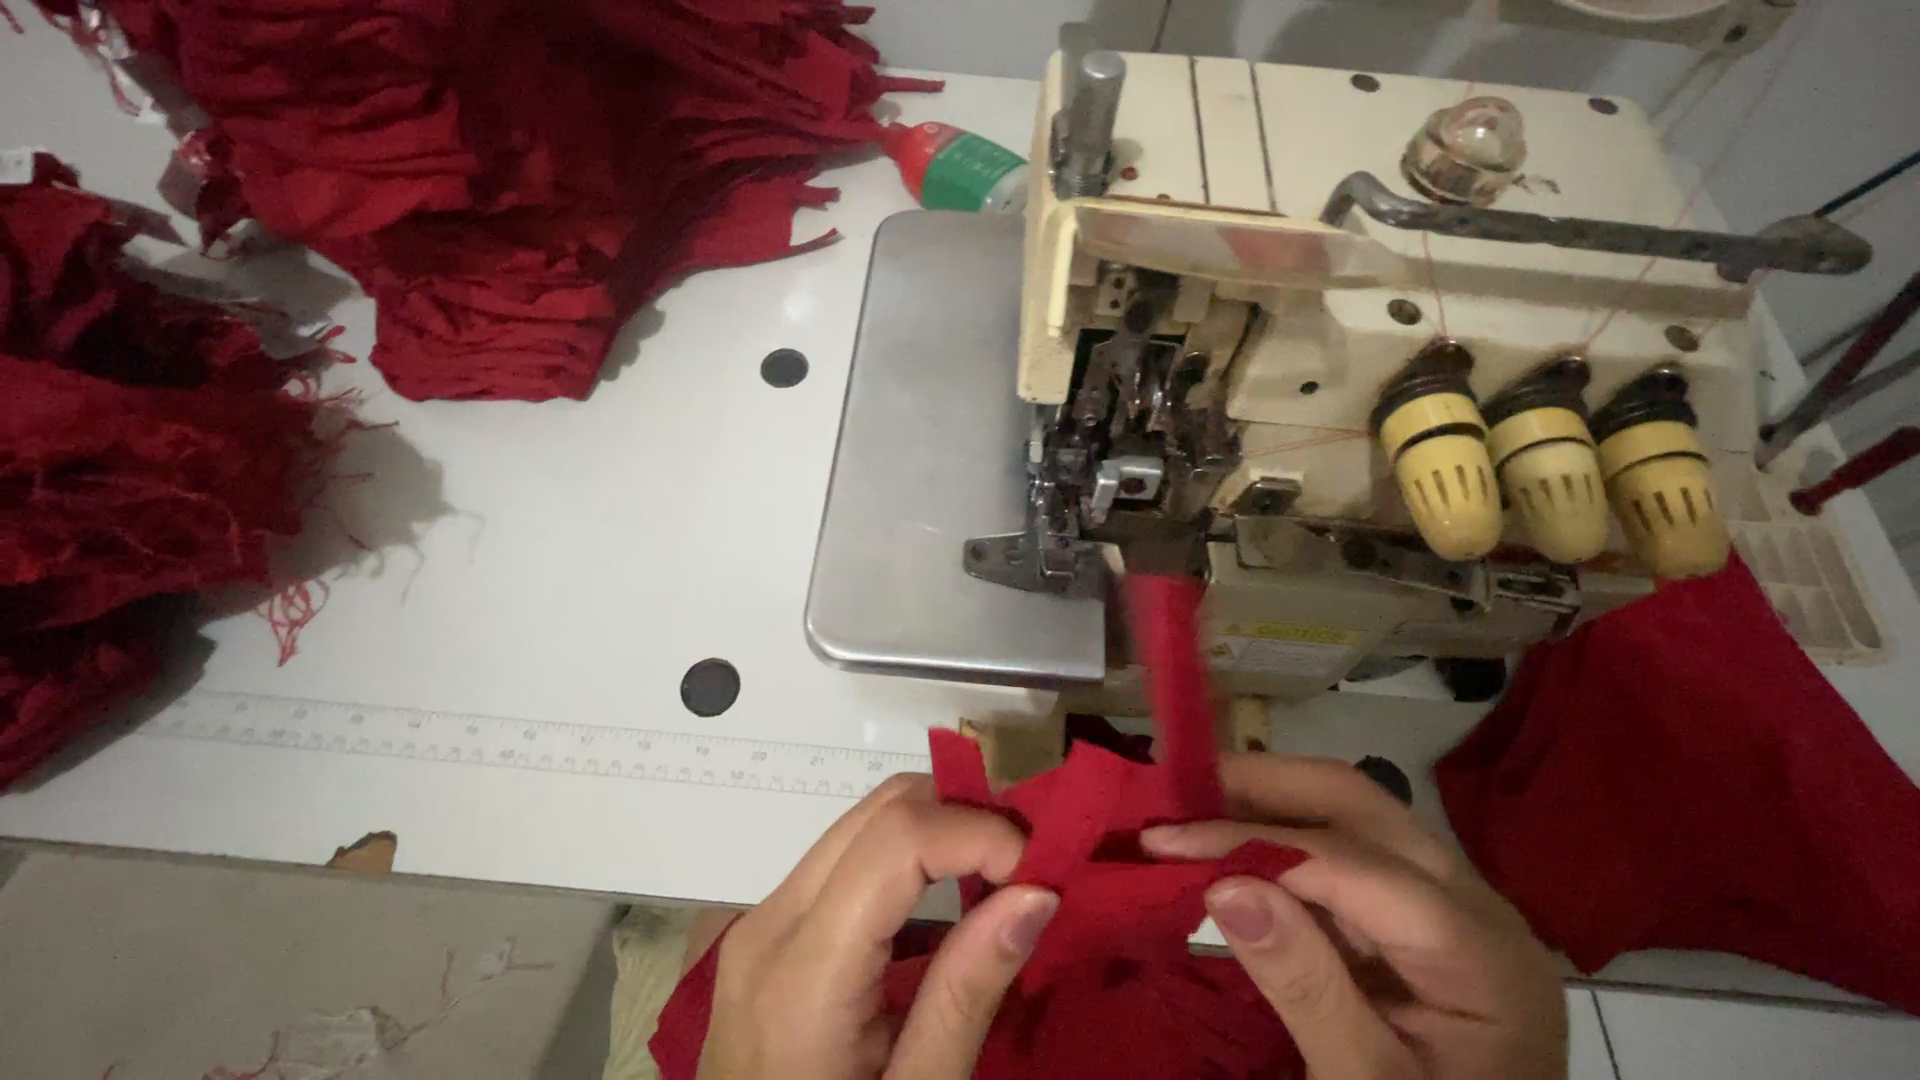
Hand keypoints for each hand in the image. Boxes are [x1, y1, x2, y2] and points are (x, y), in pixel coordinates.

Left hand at [700, 774, 1058, 1079]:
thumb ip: (966, 995)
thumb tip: (1036, 894)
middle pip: (880, 811)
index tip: (1040, 875)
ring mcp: (762, 919)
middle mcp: (771, 921)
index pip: (896, 840)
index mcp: (800, 973)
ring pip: (864, 822)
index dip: (979, 833)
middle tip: (1029, 868)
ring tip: (1000, 880)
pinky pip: (848, 857)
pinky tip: (949, 903)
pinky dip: (909, 858)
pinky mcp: (770, 927)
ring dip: (940, 831)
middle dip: (966, 818)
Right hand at [1142, 754, 1566, 1079]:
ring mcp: (1444, 900)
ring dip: (1266, 800)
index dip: (1250, 841)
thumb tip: (1225, 887)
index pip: (1347, 861)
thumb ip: (1308, 990)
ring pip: (1349, 811)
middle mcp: (1470, 902)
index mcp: (1479, 952)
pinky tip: (1230, 840)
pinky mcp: (1414, 910)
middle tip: (1175, 789)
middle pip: (1357, 805)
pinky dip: (1279, 835)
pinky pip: (1343, 846)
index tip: (1164, 841)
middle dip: (1260, 786)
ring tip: (1189, 804)